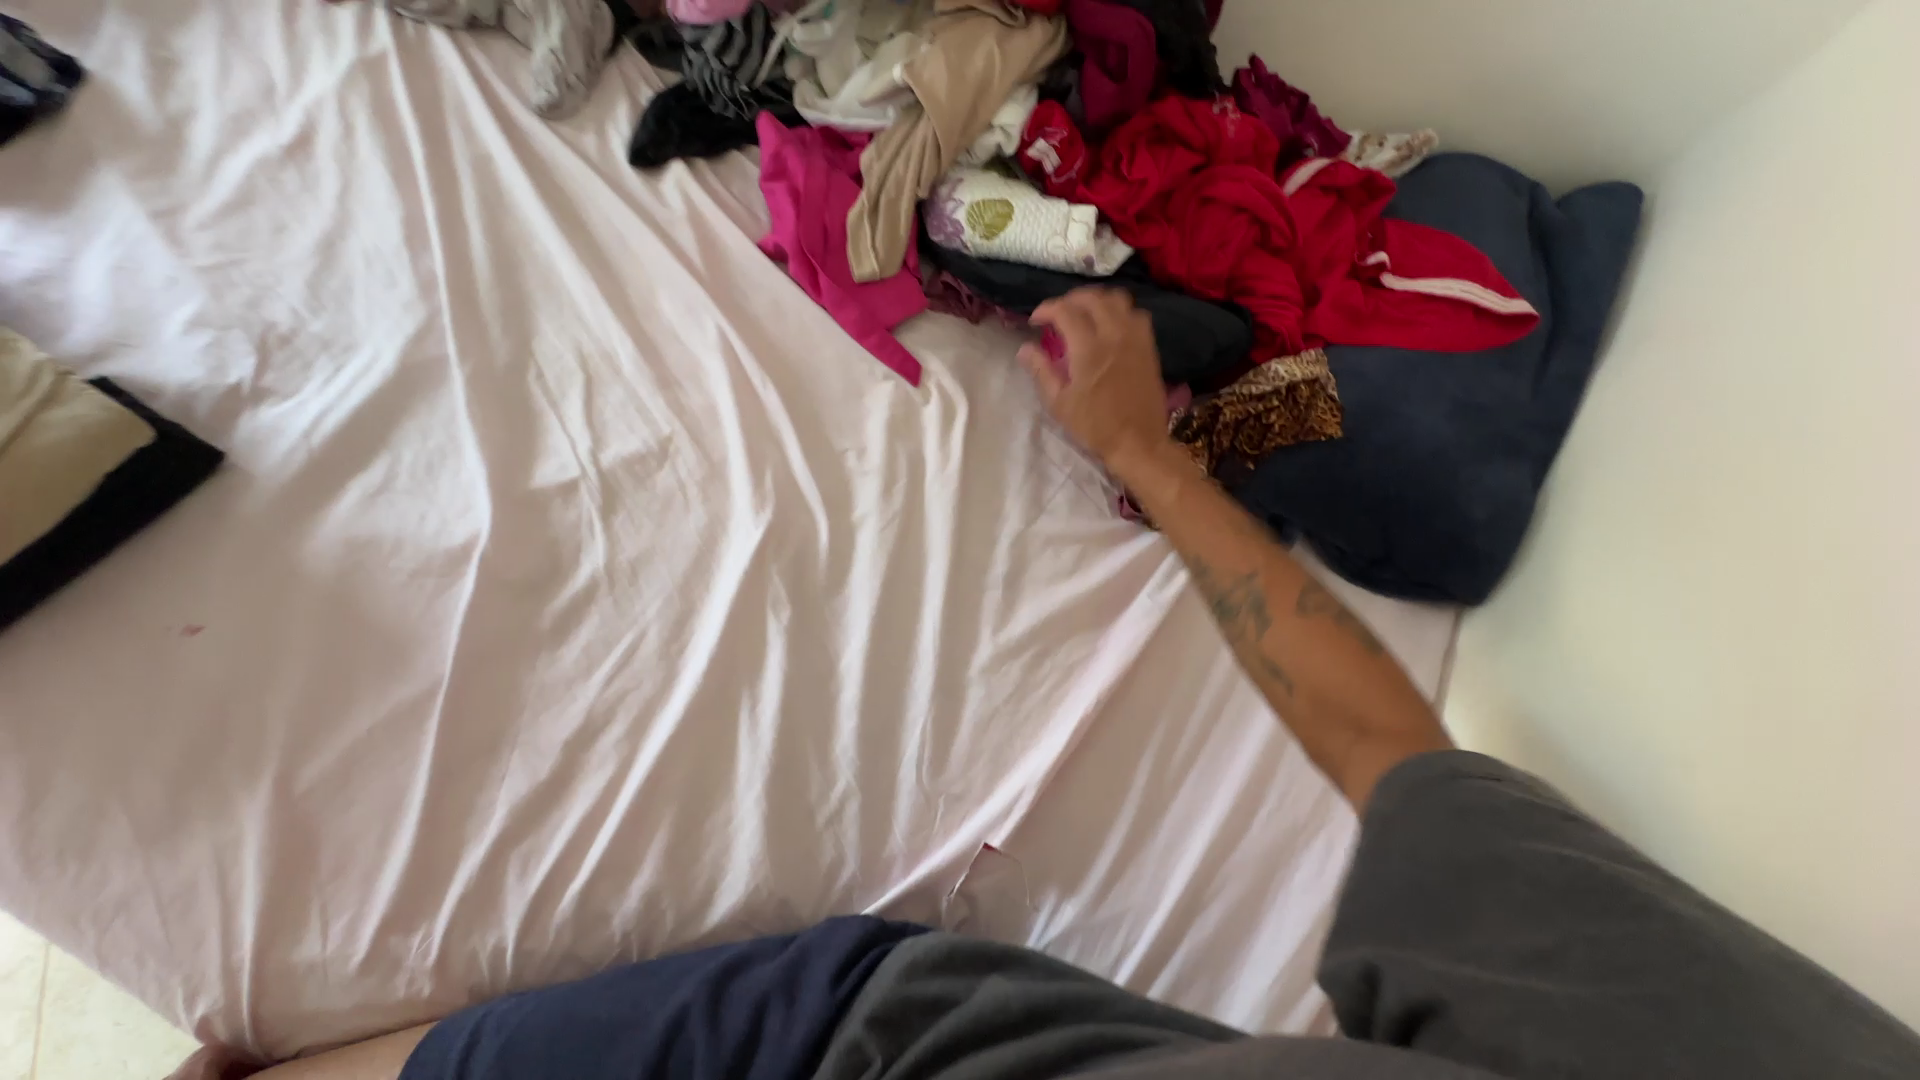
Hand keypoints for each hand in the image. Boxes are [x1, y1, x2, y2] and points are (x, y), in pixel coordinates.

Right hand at [1017, 288, 1172, 476]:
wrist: (1138, 442)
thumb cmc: (1094, 427)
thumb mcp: (1059, 404)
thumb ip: (1041, 371)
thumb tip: (1024, 348)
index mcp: (1088, 349)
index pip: (1065, 311)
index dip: (1046, 309)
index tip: (1036, 320)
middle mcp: (1114, 335)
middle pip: (1092, 298)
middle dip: (1070, 299)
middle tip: (1057, 313)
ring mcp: (1135, 338)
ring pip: (1117, 299)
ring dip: (1096, 300)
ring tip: (1084, 313)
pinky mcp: (1149, 346)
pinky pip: (1136, 314)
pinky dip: (1119, 311)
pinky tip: (1110, 325)